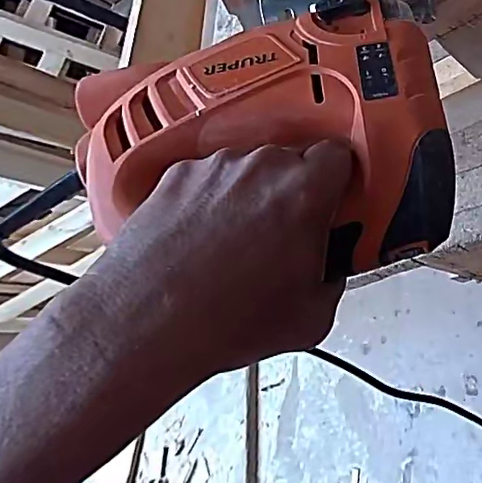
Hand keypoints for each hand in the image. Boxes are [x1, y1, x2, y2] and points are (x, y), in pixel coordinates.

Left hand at [47, 141, 352, 394]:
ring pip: (252, 166)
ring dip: (253, 192)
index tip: (335, 197)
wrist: (141, 328)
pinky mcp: (179, 176)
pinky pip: (211, 176)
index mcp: (305, 191)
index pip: (339, 154)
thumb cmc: (219, 321)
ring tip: (238, 239)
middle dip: (296, 188)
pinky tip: (204, 236)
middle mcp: (262, 167)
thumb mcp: (311, 316)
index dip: (340, 177)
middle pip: (295, 159)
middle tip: (287, 228)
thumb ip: (334, 280)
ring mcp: (217, 167)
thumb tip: (329, 275)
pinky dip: (213, 197)